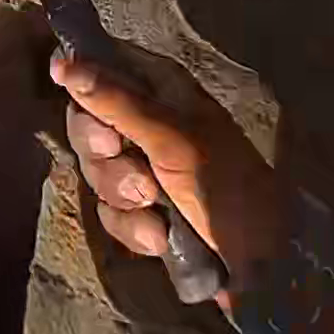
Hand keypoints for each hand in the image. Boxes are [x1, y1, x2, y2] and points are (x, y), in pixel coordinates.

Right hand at [51, 48, 285, 308]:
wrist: (271, 270)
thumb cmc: (226, 184)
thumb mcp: (171, 138)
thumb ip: (115, 100)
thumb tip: (63, 63)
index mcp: (157, 88)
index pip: (100, 63)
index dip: (78, 72)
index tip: (62, 83)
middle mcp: (144, 120)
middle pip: (85, 117)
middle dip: (97, 144)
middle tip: (115, 151)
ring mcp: (143, 165)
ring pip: (95, 166)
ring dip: (118, 189)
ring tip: (150, 203)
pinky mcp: (143, 208)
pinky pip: (109, 208)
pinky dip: (130, 225)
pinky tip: (158, 235)